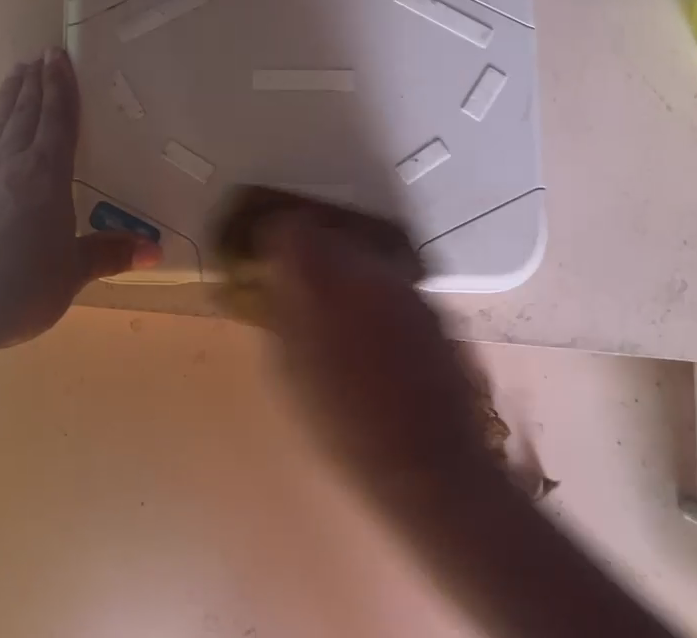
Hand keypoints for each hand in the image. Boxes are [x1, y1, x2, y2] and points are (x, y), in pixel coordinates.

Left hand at [0, 49, 159, 349]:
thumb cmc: (24, 286)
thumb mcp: (74, 271)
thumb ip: (110, 254)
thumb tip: (155, 250)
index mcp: (48, 174)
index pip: (58, 119)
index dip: (61, 86)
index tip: (58, 56)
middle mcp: (11, 163)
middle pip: (25, 114)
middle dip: (35, 83)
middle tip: (38, 56)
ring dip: (6, 98)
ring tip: (13, 74)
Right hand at [256, 207, 493, 498]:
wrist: (430, 468)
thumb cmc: (343, 424)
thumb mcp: (288, 370)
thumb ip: (278, 314)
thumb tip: (269, 283)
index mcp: (324, 279)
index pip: (289, 227)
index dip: (271, 238)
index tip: (260, 257)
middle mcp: (369, 270)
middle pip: (330, 235)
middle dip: (308, 253)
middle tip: (292, 282)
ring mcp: (408, 289)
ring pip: (363, 260)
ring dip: (342, 274)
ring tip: (330, 311)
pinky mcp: (435, 312)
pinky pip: (391, 287)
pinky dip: (373, 298)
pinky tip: (367, 335)